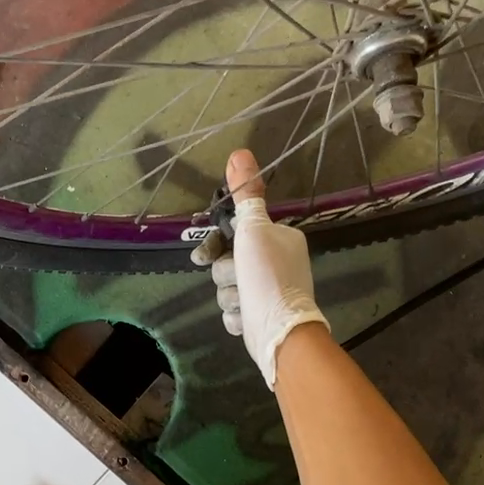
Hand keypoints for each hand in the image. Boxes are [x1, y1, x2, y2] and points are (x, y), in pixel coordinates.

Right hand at [191, 149, 327, 387]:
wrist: (280, 331)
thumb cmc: (267, 276)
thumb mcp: (254, 229)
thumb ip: (245, 195)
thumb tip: (239, 153)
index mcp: (278, 238)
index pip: (235, 234)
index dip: (216, 246)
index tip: (203, 258)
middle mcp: (275, 262)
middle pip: (227, 263)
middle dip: (226, 276)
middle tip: (234, 281)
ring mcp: (268, 291)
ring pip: (228, 289)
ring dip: (231, 297)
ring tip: (245, 303)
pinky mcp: (261, 316)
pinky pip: (234, 311)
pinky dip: (237, 316)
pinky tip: (246, 318)